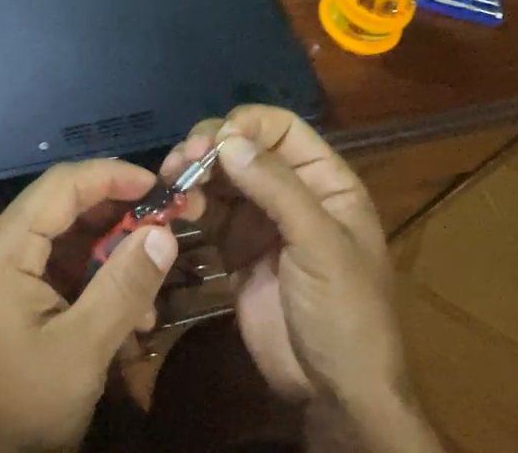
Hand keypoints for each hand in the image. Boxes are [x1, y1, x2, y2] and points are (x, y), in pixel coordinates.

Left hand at [0, 159, 179, 451]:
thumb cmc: (22, 409)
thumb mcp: (82, 349)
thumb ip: (125, 285)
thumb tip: (164, 231)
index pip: (61, 186)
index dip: (113, 177)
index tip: (161, 187)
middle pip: (61, 211)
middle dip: (117, 222)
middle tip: (168, 232)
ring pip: (62, 244)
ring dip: (109, 261)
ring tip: (151, 296)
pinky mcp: (0, 299)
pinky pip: (52, 272)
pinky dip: (90, 285)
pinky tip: (127, 318)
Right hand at [163, 107, 438, 449]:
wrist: (334, 392)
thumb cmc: (345, 312)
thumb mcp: (321, 245)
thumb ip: (277, 189)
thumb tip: (228, 140)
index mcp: (325, 182)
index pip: (282, 129)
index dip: (247, 125)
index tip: (214, 140)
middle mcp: (290, 192)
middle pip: (244, 148)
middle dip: (210, 146)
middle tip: (182, 160)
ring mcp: (260, 221)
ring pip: (220, 177)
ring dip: (193, 173)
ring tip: (172, 182)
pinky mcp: (234, 249)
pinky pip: (207, 213)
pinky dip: (188, 204)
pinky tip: (175, 208)